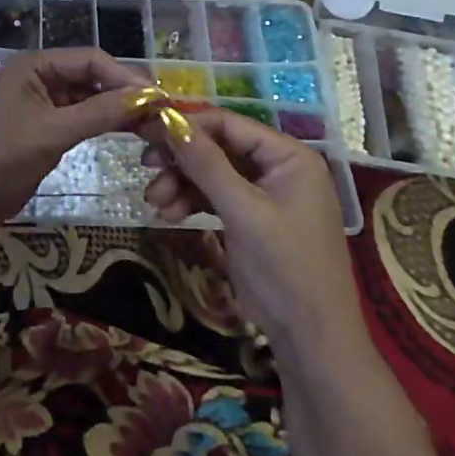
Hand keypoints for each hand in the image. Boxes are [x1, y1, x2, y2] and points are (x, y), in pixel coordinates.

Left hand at [0, 48, 151, 231]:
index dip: (125, 76)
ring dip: (119, 108)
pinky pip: (84, 116)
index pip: (90, 59)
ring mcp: (44, 102)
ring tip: (154, 124)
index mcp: (34, 65)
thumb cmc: (4, 158)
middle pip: (93, 76)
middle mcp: (39, 76)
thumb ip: (99, 112)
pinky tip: (132, 131)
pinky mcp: (48, 126)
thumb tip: (149, 97)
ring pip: (91, 97)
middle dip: (125, 92)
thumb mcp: (53, 132)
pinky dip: (106, 122)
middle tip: (162, 112)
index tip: (158, 97)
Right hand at [141, 107, 362, 341]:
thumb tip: (169, 121)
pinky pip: (213, 197)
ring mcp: (263, 194)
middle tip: (144, 168)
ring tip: (155, 204)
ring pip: (210, 173)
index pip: (229, 124)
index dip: (187, 125)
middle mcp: (277, 168)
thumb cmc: (285, 266)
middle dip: (180, 160)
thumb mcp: (243, 211)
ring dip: (179, 184)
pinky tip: (168, 215)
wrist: (309, 334)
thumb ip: (206, 164)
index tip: (145, 133)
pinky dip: (189, 203)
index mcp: (289, 157)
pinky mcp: (249, 218)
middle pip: (217, 148)